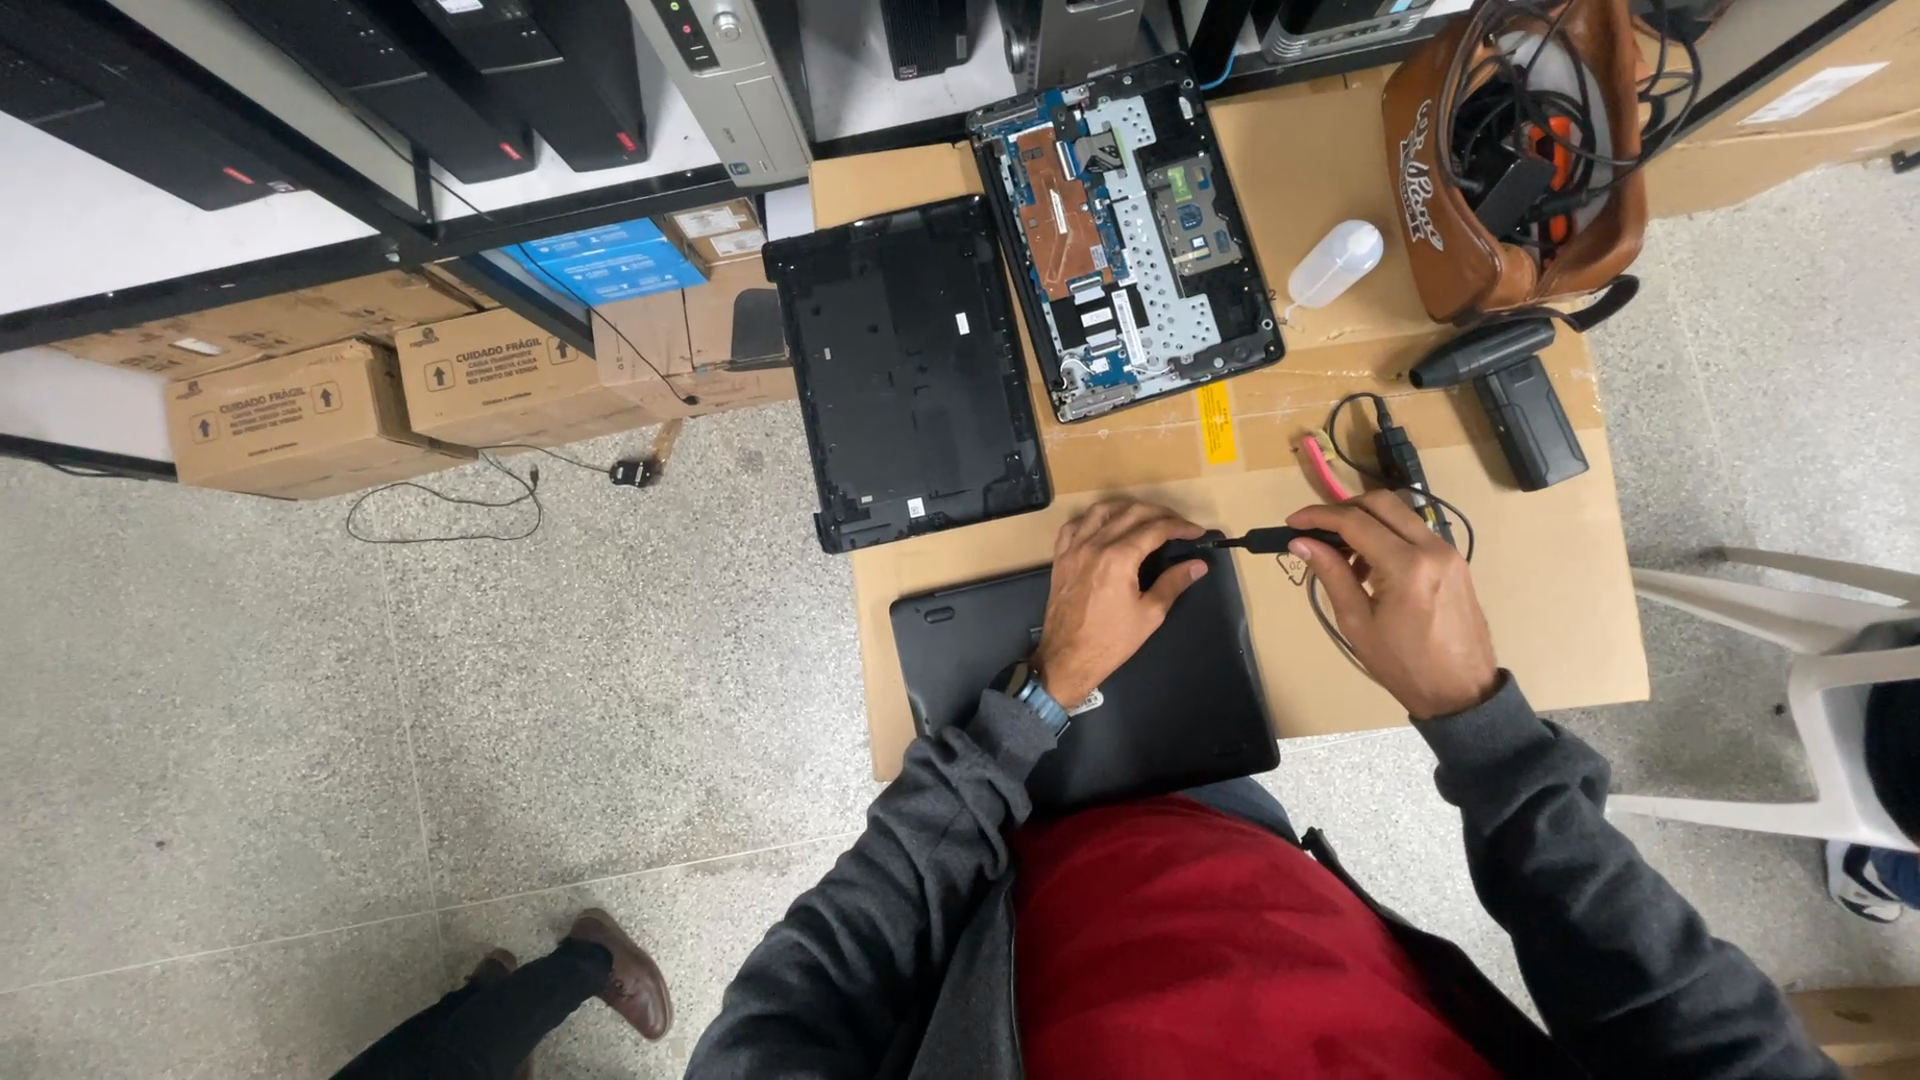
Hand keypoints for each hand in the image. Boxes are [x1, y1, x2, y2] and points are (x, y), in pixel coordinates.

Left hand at [1031, 499, 1208, 706]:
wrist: (1068, 657)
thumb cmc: (1111, 640)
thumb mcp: (1150, 614)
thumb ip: (1174, 583)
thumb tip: (1199, 565)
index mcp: (1119, 557)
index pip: (1155, 529)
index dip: (1180, 526)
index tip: (1196, 532)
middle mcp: (1095, 544)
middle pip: (1131, 513)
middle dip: (1160, 513)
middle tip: (1178, 524)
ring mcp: (1074, 549)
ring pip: (1101, 511)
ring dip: (1126, 508)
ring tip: (1145, 517)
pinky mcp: (1060, 558)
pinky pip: (1074, 526)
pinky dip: (1092, 519)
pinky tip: (1105, 525)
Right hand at [1286, 491, 1499, 719]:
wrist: (1461, 691)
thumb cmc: (1402, 664)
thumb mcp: (1357, 622)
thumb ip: (1331, 574)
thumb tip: (1300, 543)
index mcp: (1406, 566)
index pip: (1354, 521)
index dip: (1317, 516)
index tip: (1291, 523)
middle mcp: (1432, 548)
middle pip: (1380, 502)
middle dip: (1342, 509)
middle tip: (1315, 531)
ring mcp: (1448, 552)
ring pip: (1399, 514)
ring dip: (1364, 522)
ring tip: (1341, 557)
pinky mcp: (1454, 561)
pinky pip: (1413, 532)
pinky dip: (1385, 535)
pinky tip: (1369, 567)